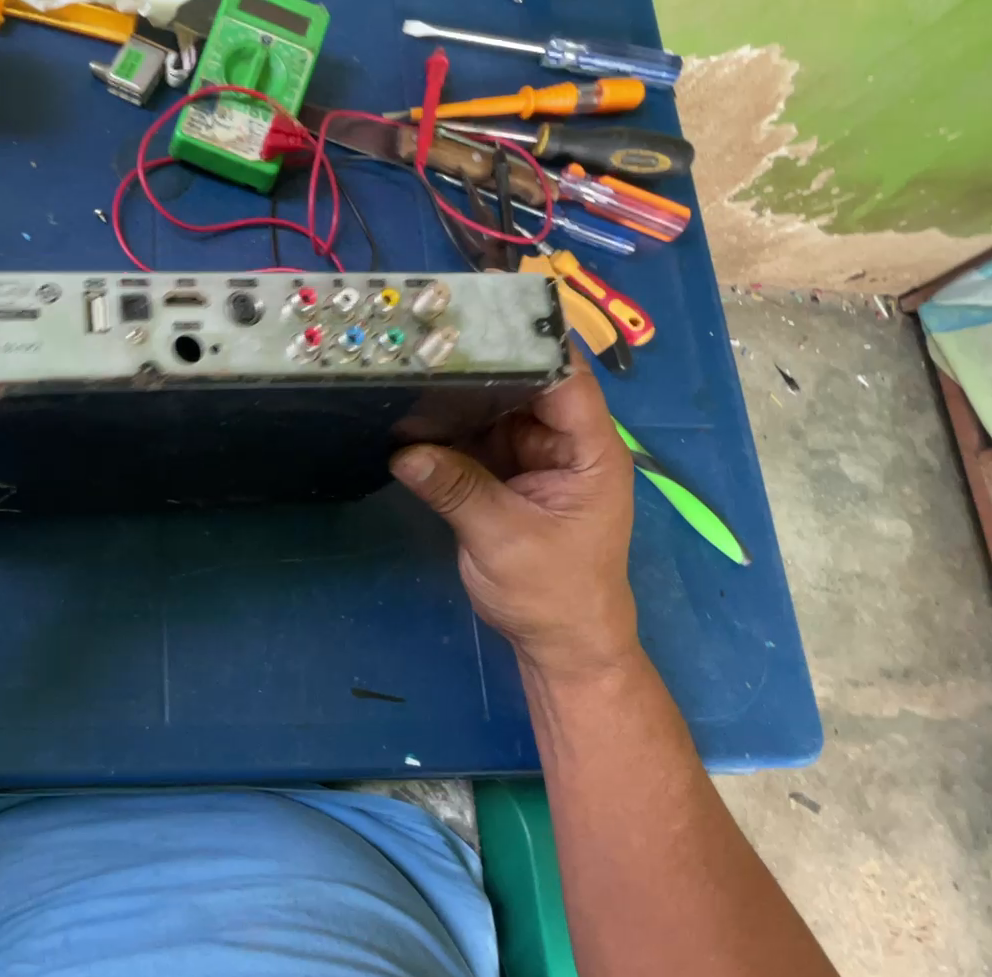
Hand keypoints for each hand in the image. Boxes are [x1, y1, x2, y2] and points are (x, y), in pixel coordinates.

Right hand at [391, 356, 637, 677]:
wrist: (558, 643)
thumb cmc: (552, 592)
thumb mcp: (503, 539)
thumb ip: (456, 490)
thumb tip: (402, 453)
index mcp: (589, 452)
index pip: (566, 381)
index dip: (531, 347)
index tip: (481, 320)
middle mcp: (563, 446)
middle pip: (525, 391)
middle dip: (481, 370)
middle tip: (428, 345)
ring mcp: (532, 462)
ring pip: (494, 416)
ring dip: (457, 403)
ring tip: (412, 374)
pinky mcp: (504, 481)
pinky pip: (474, 447)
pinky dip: (446, 437)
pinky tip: (413, 419)